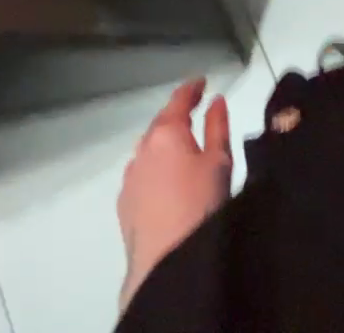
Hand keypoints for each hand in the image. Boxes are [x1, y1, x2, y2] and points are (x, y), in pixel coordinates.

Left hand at [117, 78, 231, 311]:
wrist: (166, 262)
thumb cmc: (201, 205)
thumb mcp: (219, 162)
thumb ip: (217, 127)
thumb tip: (215, 101)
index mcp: (167, 133)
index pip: (178, 100)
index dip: (191, 89)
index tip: (201, 82)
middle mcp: (143, 149)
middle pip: (160, 124)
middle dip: (177, 116)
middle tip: (195, 113)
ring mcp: (130, 176)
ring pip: (148, 150)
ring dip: (164, 144)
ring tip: (182, 150)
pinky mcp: (124, 203)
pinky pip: (141, 174)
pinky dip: (154, 168)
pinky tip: (166, 182)